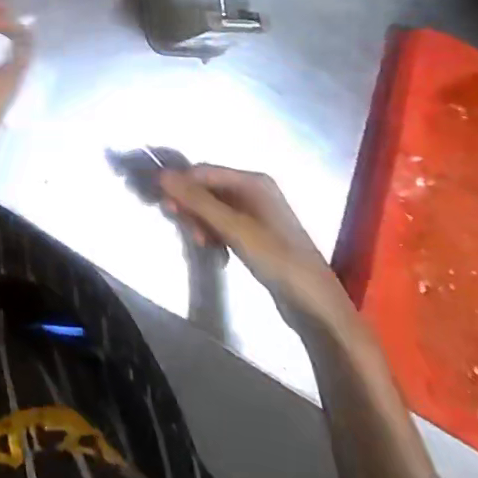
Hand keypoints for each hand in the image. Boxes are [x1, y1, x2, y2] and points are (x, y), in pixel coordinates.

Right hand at [160, 166, 355, 332]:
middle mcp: (253, 191)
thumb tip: (161, 174)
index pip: (203, 171)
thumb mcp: (234, 228)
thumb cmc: (277, 259)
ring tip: (204, 246)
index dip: (181, 186)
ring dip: (201, 224)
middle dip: (191, 208)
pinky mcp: (254, 235)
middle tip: (187, 232)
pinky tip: (215, 253)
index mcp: (253, 181)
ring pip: (211, 209)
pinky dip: (213, 236)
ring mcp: (255, 213)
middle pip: (206, 189)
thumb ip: (197, 200)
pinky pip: (222, 226)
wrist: (316, 306)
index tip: (165, 208)